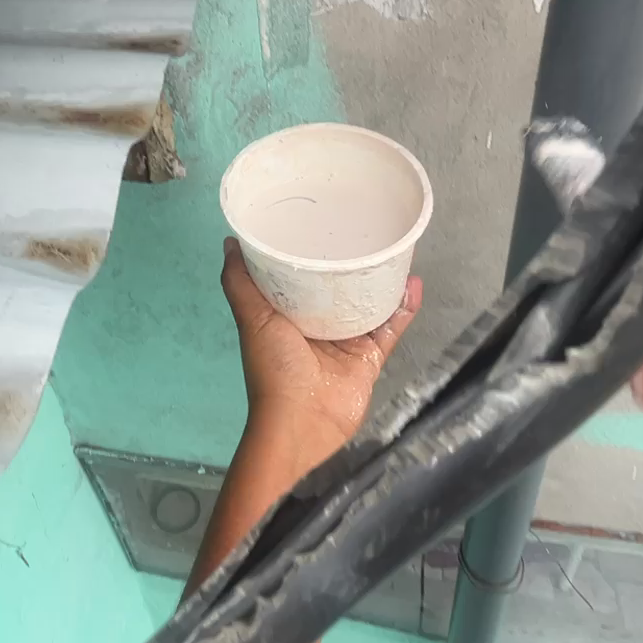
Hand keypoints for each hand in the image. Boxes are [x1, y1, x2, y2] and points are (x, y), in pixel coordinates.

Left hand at [220, 237, 421, 453]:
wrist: (303, 421)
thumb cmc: (273, 367)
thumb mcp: (251, 318)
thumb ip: (239, 282)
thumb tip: (230, 242)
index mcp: (285, 314)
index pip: (297, 275)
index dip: (305, 251)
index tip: (315, 221)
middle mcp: (315, 325)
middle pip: (336, 287)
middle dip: (348, 262)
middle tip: (362, 229)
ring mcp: (345, 341)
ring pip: (367, 303)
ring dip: (380, 280)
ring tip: (392, 249)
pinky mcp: (370, 357)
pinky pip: (390, 327)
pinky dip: (403, 307)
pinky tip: (412, 283)